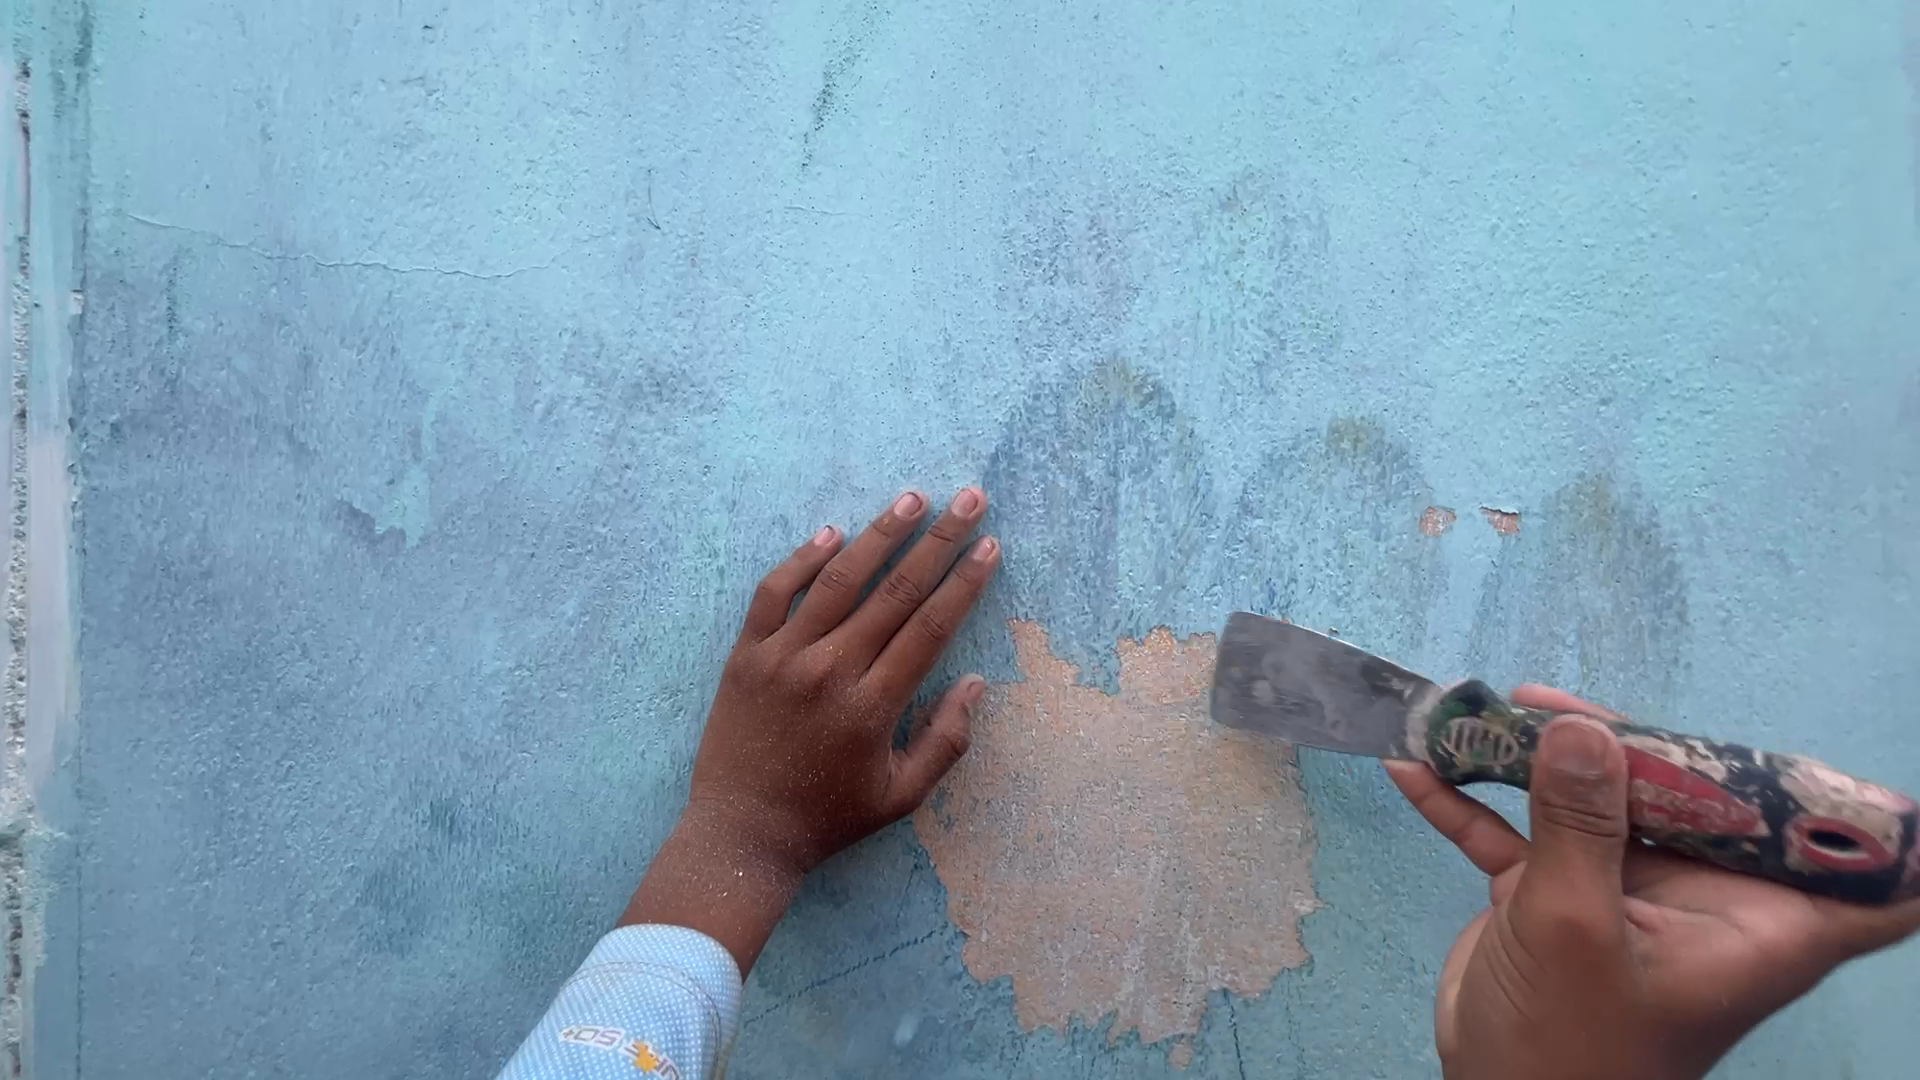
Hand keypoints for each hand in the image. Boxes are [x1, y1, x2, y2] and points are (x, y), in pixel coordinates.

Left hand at [619, 488, 1000, 971]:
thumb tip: (976, 682)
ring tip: (913, 498)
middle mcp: (831, 670)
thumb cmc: (828, 818)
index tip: (990, 546)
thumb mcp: (902, 797)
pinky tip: (831, 532)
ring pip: (838, 581)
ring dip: (880, 535)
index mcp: (873, 706)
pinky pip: (773, 594)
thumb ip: (945, 742)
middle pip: (895, 592)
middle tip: (969, 500)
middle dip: (939, 541)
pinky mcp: (745, 655)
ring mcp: (783, 658)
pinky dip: (801, 560)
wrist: (741, 835)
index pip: (931, 627)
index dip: (965, 583)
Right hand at [1387, 686, 1919, 1079]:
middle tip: (1545, 702)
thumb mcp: (1573, 923)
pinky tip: (1409, 769)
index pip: (1858, 869)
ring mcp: (1608, 887)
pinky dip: (1460, 801)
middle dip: (1620, 743)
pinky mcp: (1540, 889)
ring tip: (1476, 715)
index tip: (1772, 752)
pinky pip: (1504, 831)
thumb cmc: (1571, 1032)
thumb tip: (1580, 725)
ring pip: (1583, 803)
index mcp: (1752, 918)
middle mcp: (1690, 894)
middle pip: (1682, 799)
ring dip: (1525, 761)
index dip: (1847, 811)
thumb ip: (1578, 823)